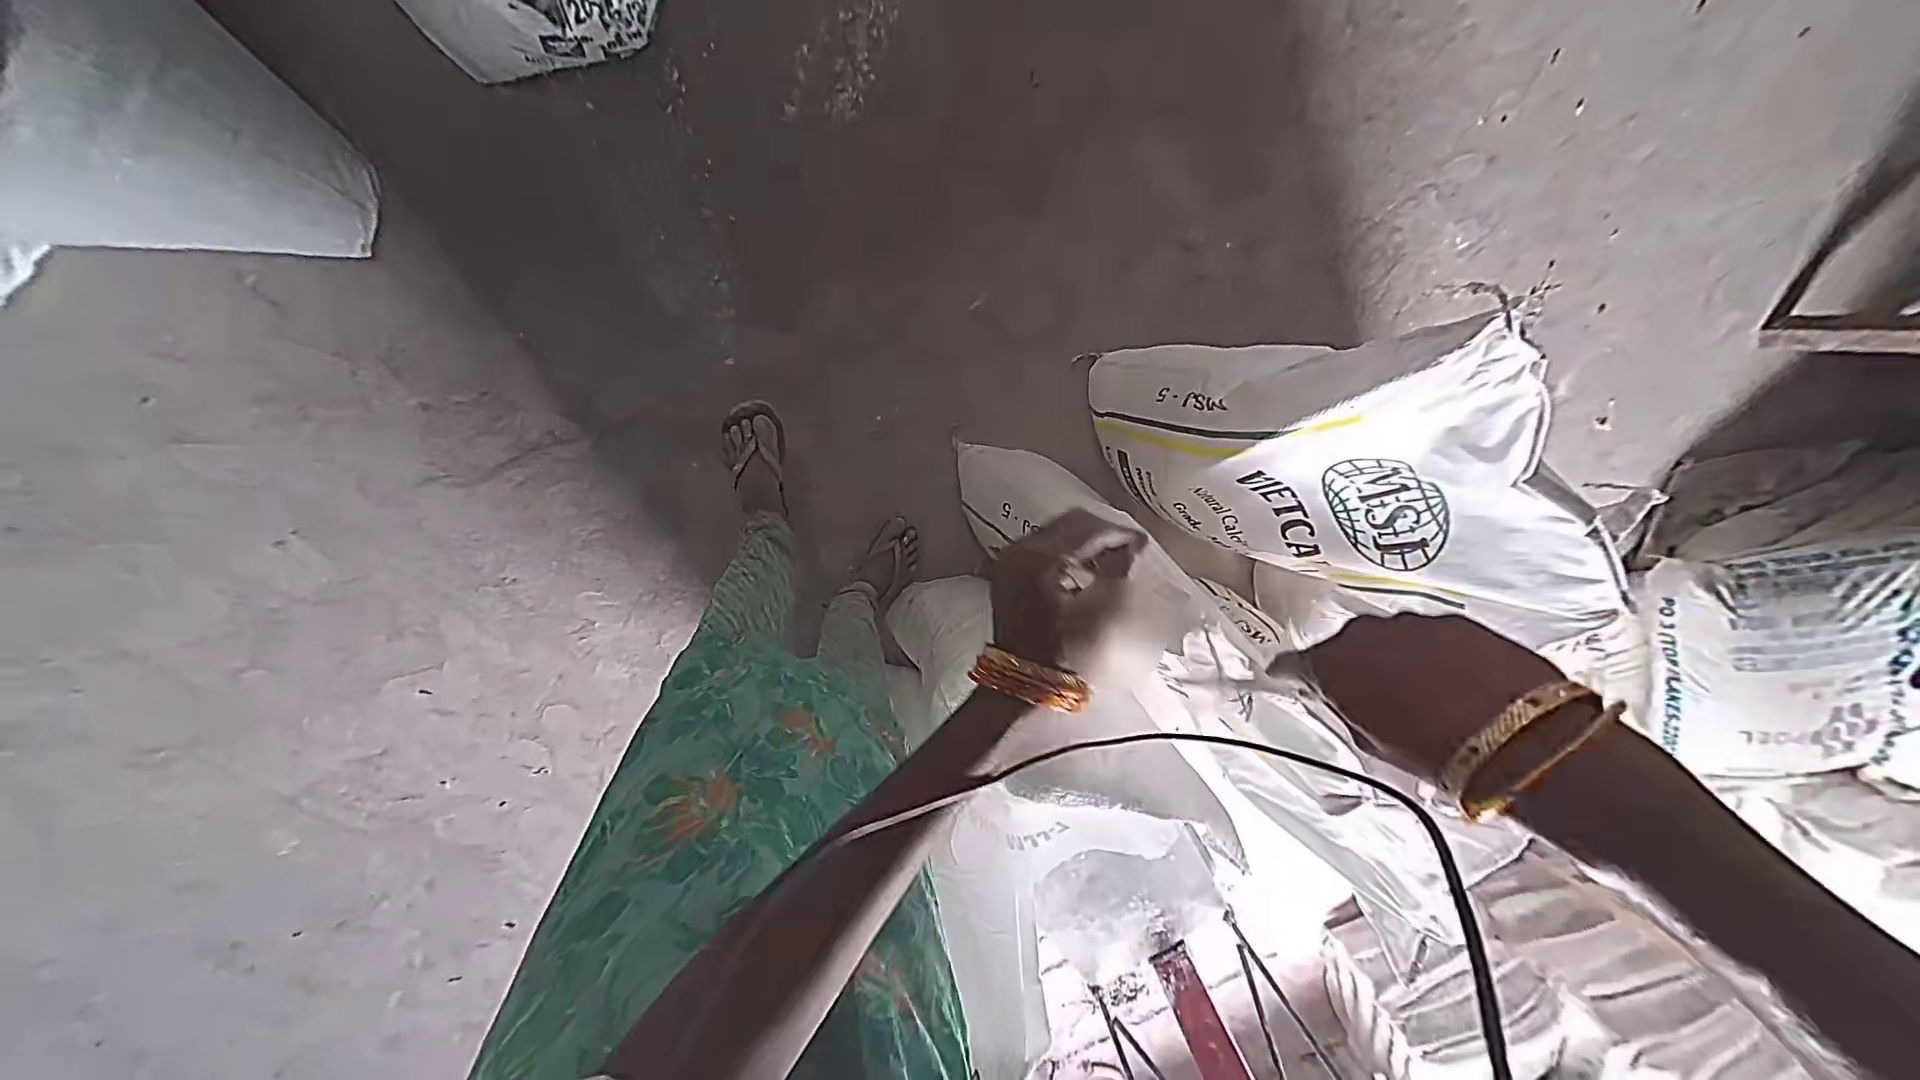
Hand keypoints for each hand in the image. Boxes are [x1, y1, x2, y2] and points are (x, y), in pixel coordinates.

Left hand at [990, 509, 1147, 676]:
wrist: (1023, 683)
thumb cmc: (1062, 655)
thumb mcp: (1101, 616)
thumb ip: (1118, 574)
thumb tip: (1130, 551)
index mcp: (1040, 558)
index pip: (1087, 529)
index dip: (1119, 533)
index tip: (1141, 543)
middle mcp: (1020, 552)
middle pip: (1069, 523)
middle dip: (1102, 533)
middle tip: (1128, 548)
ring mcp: (1010, 561)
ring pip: (1056, 533)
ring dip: (1085, 542)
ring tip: (1111, 561)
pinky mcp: (1009, 573)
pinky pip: (1043, 548)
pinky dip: (1068, 553)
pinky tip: (1086, 572)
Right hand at [1293, 614, 1563, 781]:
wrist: (1522, 741)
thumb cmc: (1438, 751)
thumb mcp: (1369, 741)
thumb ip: (1345, 708)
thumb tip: (1344, 698)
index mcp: (1331, 664)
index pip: (1293, 663)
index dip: (1289, 672)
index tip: (1287, 675)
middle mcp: (1362, 634)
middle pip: (1343, 645)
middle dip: (1352, 665)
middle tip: (1368, 695)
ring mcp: (1409, 623)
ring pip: (1388, 637)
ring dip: (1395, 657)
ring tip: (1418, 692)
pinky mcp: (1453, 621)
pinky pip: (1429, 634)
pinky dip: (1433, 652)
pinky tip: (1451, 681)